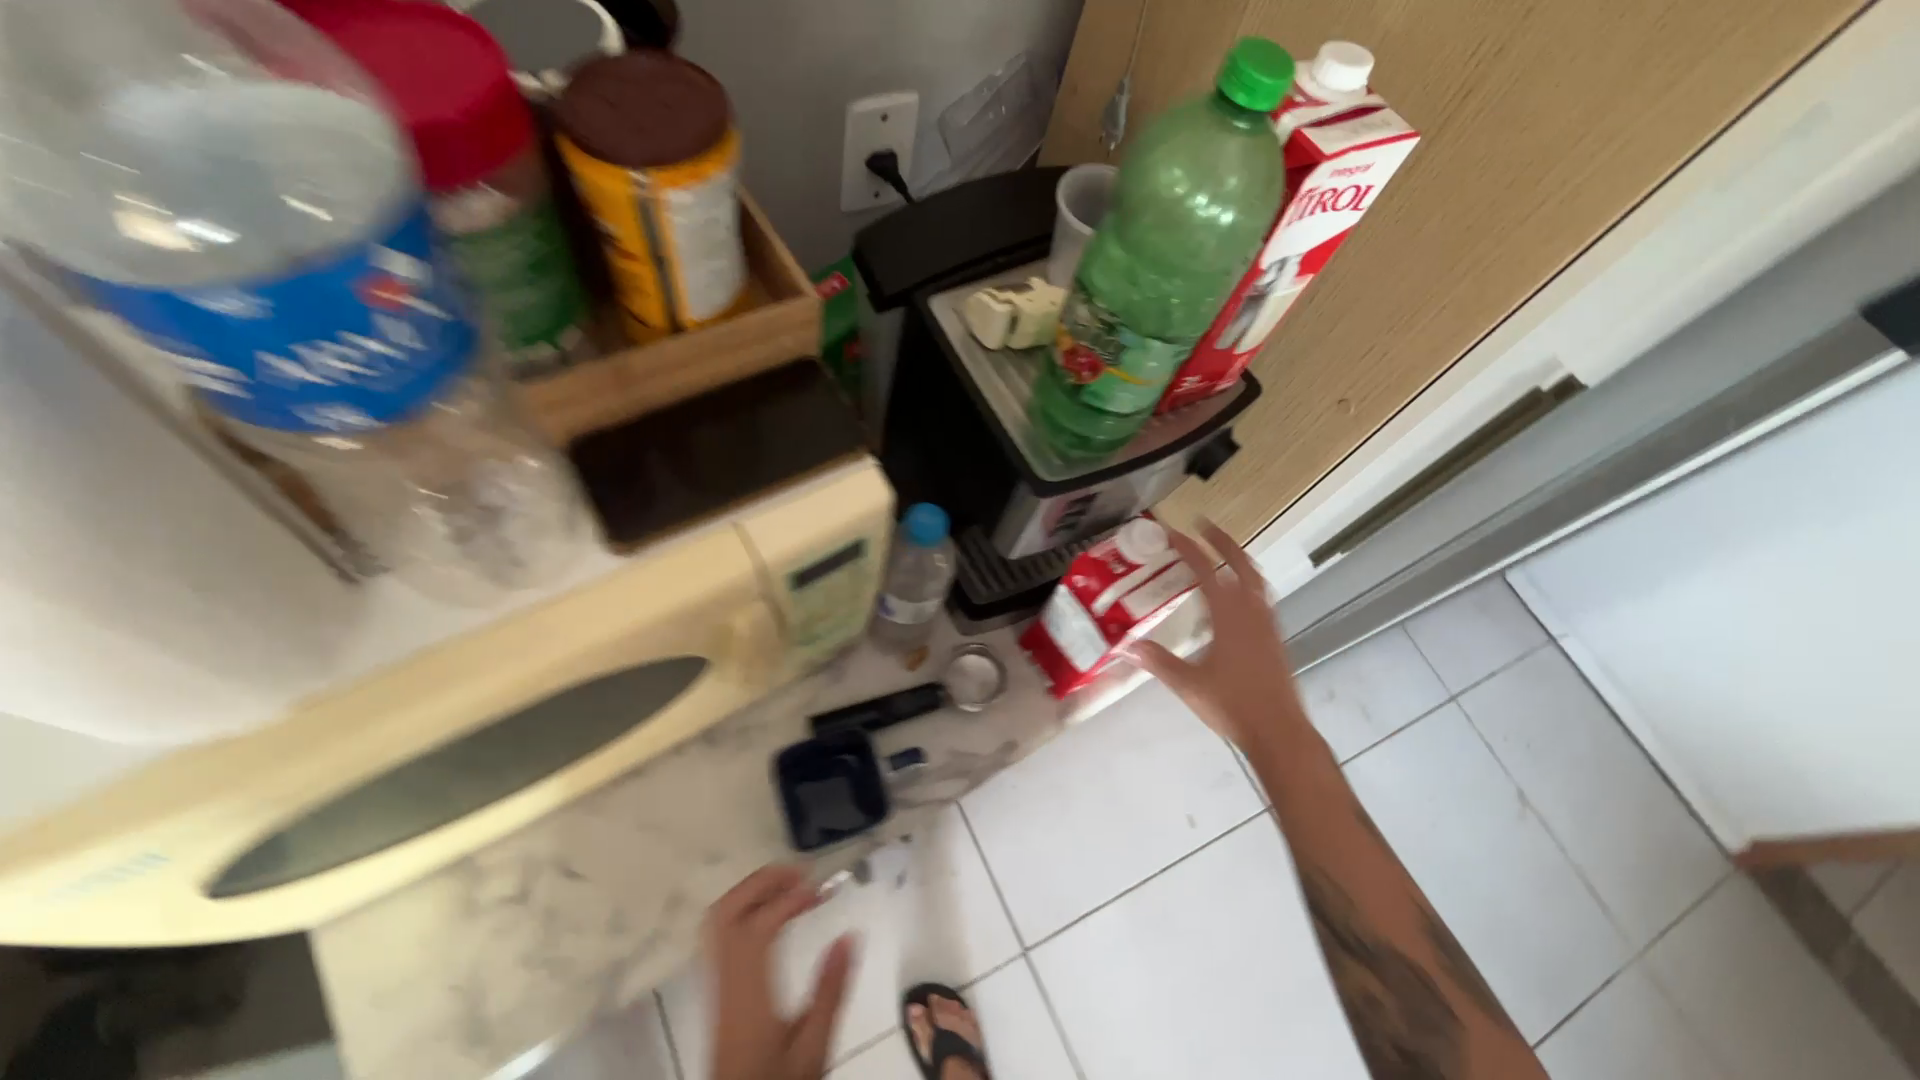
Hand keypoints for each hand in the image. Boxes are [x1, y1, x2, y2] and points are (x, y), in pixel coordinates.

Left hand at [705, 865, 855, 1079]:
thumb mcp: (815, 1048)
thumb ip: (831, 991)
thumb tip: (849, 935)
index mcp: (750, 996)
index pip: (758, 929)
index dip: (787, 900)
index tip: (819, 889)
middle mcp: (724, 983)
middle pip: (726, 913)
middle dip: (762, 882)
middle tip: (801, 873)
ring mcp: (713, 985)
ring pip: (716, 921)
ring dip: (751, 893)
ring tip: (788, 886)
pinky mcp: (714, 990)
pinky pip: (718, 935)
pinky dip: (743, 910)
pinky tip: (769, 916)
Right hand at [1123, 521, 1307, 751]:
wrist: (1279, 731)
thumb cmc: (1233, 706)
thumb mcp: (1189, 685)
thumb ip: (1158, 662)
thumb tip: (1126, 645)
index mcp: (1230, 617)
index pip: (1207, 571)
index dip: (1189, 548)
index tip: (1172, 532)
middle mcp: (1253, 613)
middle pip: (1241, 564)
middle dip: (1223, 541)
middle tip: (1204, 526)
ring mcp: (1269, 625)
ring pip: (1257, 580)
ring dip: (1239, 560)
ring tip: (1223, 554)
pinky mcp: (1276, 639)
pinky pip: (1263, 598)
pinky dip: (1249, 583)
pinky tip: (1239, 598)